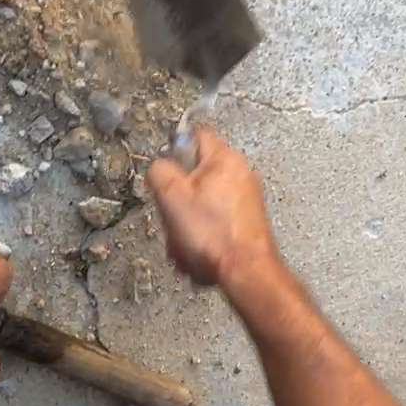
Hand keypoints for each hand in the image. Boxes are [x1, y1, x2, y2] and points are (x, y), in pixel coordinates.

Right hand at [147, 128, 282, 287]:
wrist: (245, 270)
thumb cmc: (213, 233)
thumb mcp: (171, 196)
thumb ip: (159, 171)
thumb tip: (158, 167)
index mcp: (224, 158)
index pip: (194, 135)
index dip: (174, 151)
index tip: (166, 174)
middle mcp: (240, 173)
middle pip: (195, 175)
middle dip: (178, 198)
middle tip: (173, 216)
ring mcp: (246, 198)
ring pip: (202, 201)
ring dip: (187, 222)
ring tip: (184, 242)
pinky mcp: (246, 221)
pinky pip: (214, 220)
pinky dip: (202, 234)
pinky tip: (196, 252)